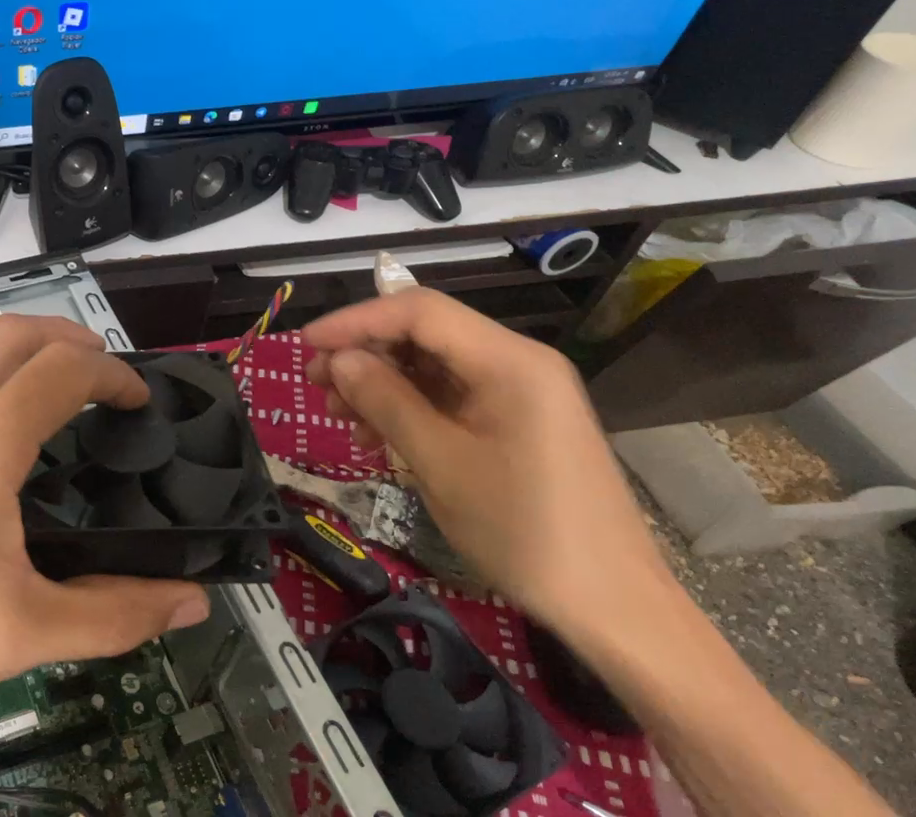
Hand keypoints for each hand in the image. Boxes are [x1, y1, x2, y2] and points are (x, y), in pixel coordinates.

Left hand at [0, 314, 209, 742]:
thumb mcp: (17, 636)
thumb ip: (113, 615)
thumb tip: (186, 606)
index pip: (62, 371)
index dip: (111, 374)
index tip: (134, 397)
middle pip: (10, 331)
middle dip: (64, 338)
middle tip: (96, 371)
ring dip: (6, 342)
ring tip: (34, 380)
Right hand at [300, 289, 671, 632]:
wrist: (610, 603)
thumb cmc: (522, 530)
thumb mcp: (440, 463)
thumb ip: (385, 401)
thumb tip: (339, 360)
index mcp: (510, 362)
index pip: (419, 312)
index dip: (356, 321)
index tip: (305, 345)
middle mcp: (518, 363)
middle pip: (426, 333)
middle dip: (365, 353)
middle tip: (316, 386)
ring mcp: (521, 393)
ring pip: (433, 366)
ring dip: (381, 383)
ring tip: (341, 418)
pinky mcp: (517, 422)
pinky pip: (451, 396)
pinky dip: (408, 407)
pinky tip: (377, 436)